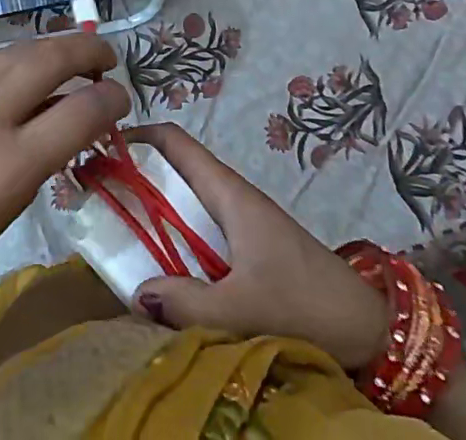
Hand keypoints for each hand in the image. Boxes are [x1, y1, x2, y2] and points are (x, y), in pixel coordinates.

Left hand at [0, 35, 128, 317]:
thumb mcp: (19, 198)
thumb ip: (57, 146)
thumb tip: (87, 103)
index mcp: (8, 165)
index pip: (79, 111)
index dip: (112, 98)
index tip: (121, 96)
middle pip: (49, 60)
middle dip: (87, 51)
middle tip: (106, 58)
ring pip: (20, 49)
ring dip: (54, 50)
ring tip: (72, 60)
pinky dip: (16, 60)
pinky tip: (23, 72)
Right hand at [126, 123, 392, 370]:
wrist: (368, 328)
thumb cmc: (306, 304)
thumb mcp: (243, 308)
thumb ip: (187, 303)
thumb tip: (135, 292)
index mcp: (228, 194)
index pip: (175, 143)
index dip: (137, 136)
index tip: (101, 151)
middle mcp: (230, 198)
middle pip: (174, 170)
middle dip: (135, 177)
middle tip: (97, 198)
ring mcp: (240, 221)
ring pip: (185, 201)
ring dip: (152, 210)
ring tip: (115, 231)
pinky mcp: (247, 246)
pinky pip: (198, 229)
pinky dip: (172, 237)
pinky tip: (158, 265)